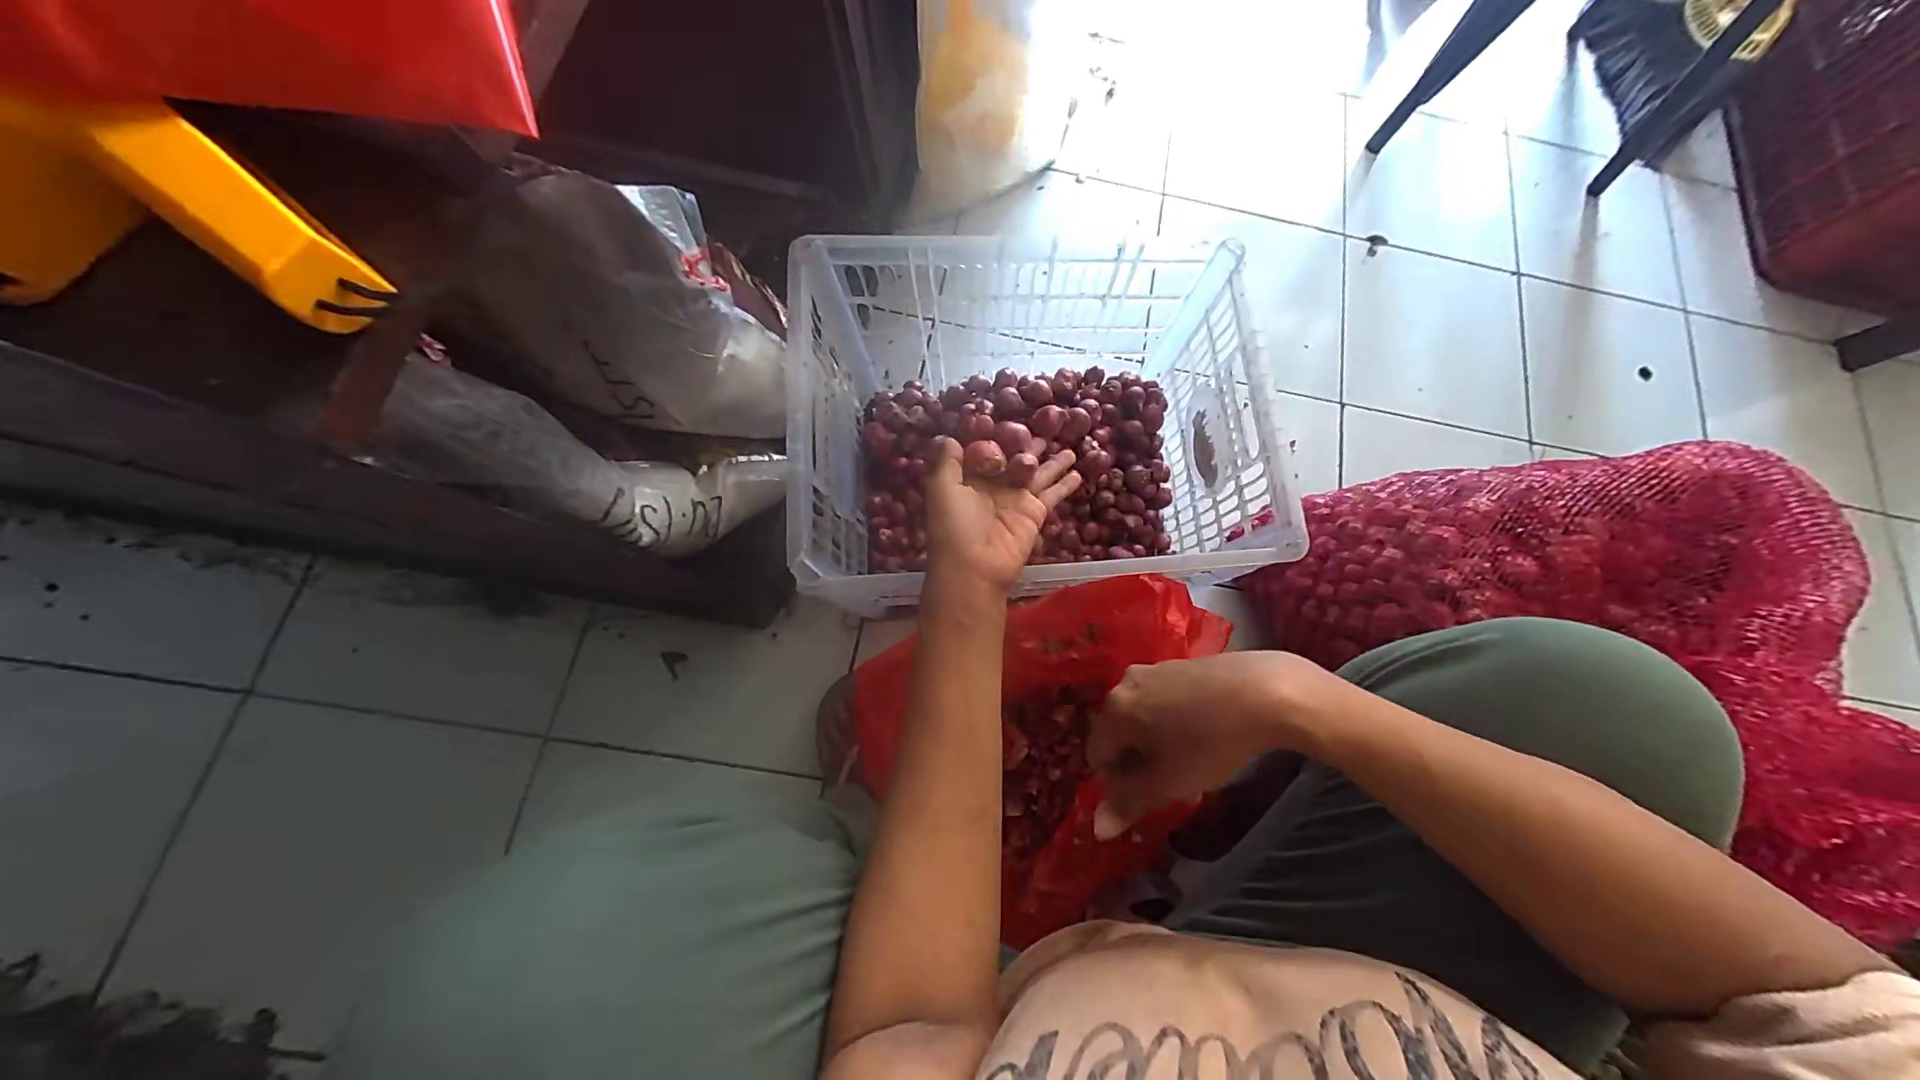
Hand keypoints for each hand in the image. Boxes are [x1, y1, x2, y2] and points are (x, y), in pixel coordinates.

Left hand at [925, 437, 1079, 591]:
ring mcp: (1016, 499)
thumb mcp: (942, 488)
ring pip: (1036, 472)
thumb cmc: (954, 525)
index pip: (983, 451)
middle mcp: (993, 486)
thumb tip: (951, 437)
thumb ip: (948, 461)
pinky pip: (1052, 493)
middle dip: (1026, 443)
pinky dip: (1065, 483)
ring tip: (1066, 443)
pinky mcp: (1034, 512)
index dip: (991, 435)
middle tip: (1045, 423)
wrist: (975, 566)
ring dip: (1051, 459)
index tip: (1000, 416)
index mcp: (969, 479)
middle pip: (1013, 458)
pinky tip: (1077, 471)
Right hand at [1087, 651, 1337, 837]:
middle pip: (1121, 736)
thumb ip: (1128, 804)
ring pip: (1144, 719)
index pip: (1097, 756)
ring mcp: (1155, 669)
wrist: (1266, 691)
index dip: (1120, 785)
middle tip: (1177, 786)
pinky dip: (1176, 723)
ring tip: (1196, 764)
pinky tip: (1209, 735)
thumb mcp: (1168, 782)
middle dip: (1142, 765)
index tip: (1153, 797)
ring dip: (1160, 746)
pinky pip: (1166, 701)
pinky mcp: (1182, 664)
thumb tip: (1097, 829)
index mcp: (1113, 709)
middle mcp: (1125, 683)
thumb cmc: (1209, 742)